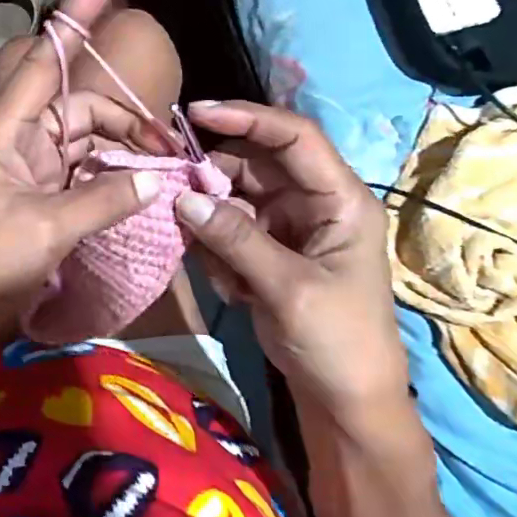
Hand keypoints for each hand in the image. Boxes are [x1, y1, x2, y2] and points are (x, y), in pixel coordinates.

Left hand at [0, 0, 164, 329]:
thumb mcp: (49, 231)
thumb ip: (105, 199)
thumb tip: (155, 176)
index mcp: (3, 129)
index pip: (46, 59)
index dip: (75, 14)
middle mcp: (15, 133)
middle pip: (78, 102)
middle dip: (122, 116)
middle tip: (168, 146)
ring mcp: (27, 159)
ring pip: (83, 132)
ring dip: (120, 144)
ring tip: (162, 165)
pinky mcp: (38, 184)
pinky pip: (80, 160)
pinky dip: (109, 166)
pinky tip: (139, 178)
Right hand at [174, 102, 408, 414]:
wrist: (346, 401)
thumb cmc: (338, 340)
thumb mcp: (287, 288)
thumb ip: (234, 238)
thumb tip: (182, 196)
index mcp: (339, 199)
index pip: (294, 137)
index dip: (246, 118)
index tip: (194, 115)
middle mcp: (312, 202)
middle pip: (254, 162)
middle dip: (212, 171)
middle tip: (170, 183)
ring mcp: (287, 225)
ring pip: (234, 195)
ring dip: (209, 217)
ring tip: (202, 252)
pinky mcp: (267, 248)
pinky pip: (227, 227)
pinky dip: (214, 246)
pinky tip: (229, 286)